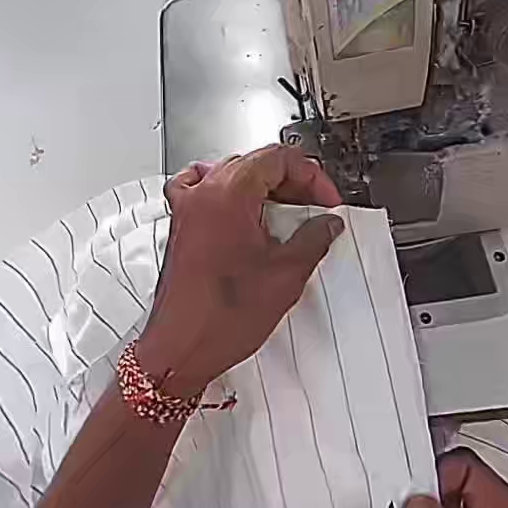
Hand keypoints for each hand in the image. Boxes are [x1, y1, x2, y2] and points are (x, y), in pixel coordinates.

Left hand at [135, 145, 344, 398]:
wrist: (180, 349)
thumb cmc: (220, 318)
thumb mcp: (286, 274)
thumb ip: (313, 238)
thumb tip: (327, 224)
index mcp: (229, 195)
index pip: (278, 158)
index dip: (311, 176)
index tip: (326, 201)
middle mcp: (203, 193)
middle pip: (256, 162)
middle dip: (292, 181)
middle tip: (315, 207)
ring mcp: (188, 208)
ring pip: (233, 174)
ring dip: (265, 187)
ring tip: (288, 213)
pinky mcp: (182, 227)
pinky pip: (203, 190)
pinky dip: (228, 193)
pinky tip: (243, 211)